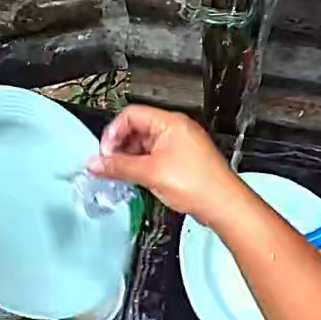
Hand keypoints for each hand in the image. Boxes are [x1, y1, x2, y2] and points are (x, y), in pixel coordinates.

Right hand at [86, 105, 245, 219]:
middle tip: (109, 163)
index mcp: (170, 122)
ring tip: (121, 173)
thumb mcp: (149, 173)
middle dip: (120, 146)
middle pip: (136, 128)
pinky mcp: (182, 160)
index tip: (105, 151)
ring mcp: (179, 144)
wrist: (224, 205)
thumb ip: (118, 167)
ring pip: (144, 144)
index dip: (114, 132)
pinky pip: (154, 156)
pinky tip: (137, 178)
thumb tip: (96, 163)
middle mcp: (176, 129)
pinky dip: (142, 165)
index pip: (131, 115)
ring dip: (130, 157)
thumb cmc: (199, 184)